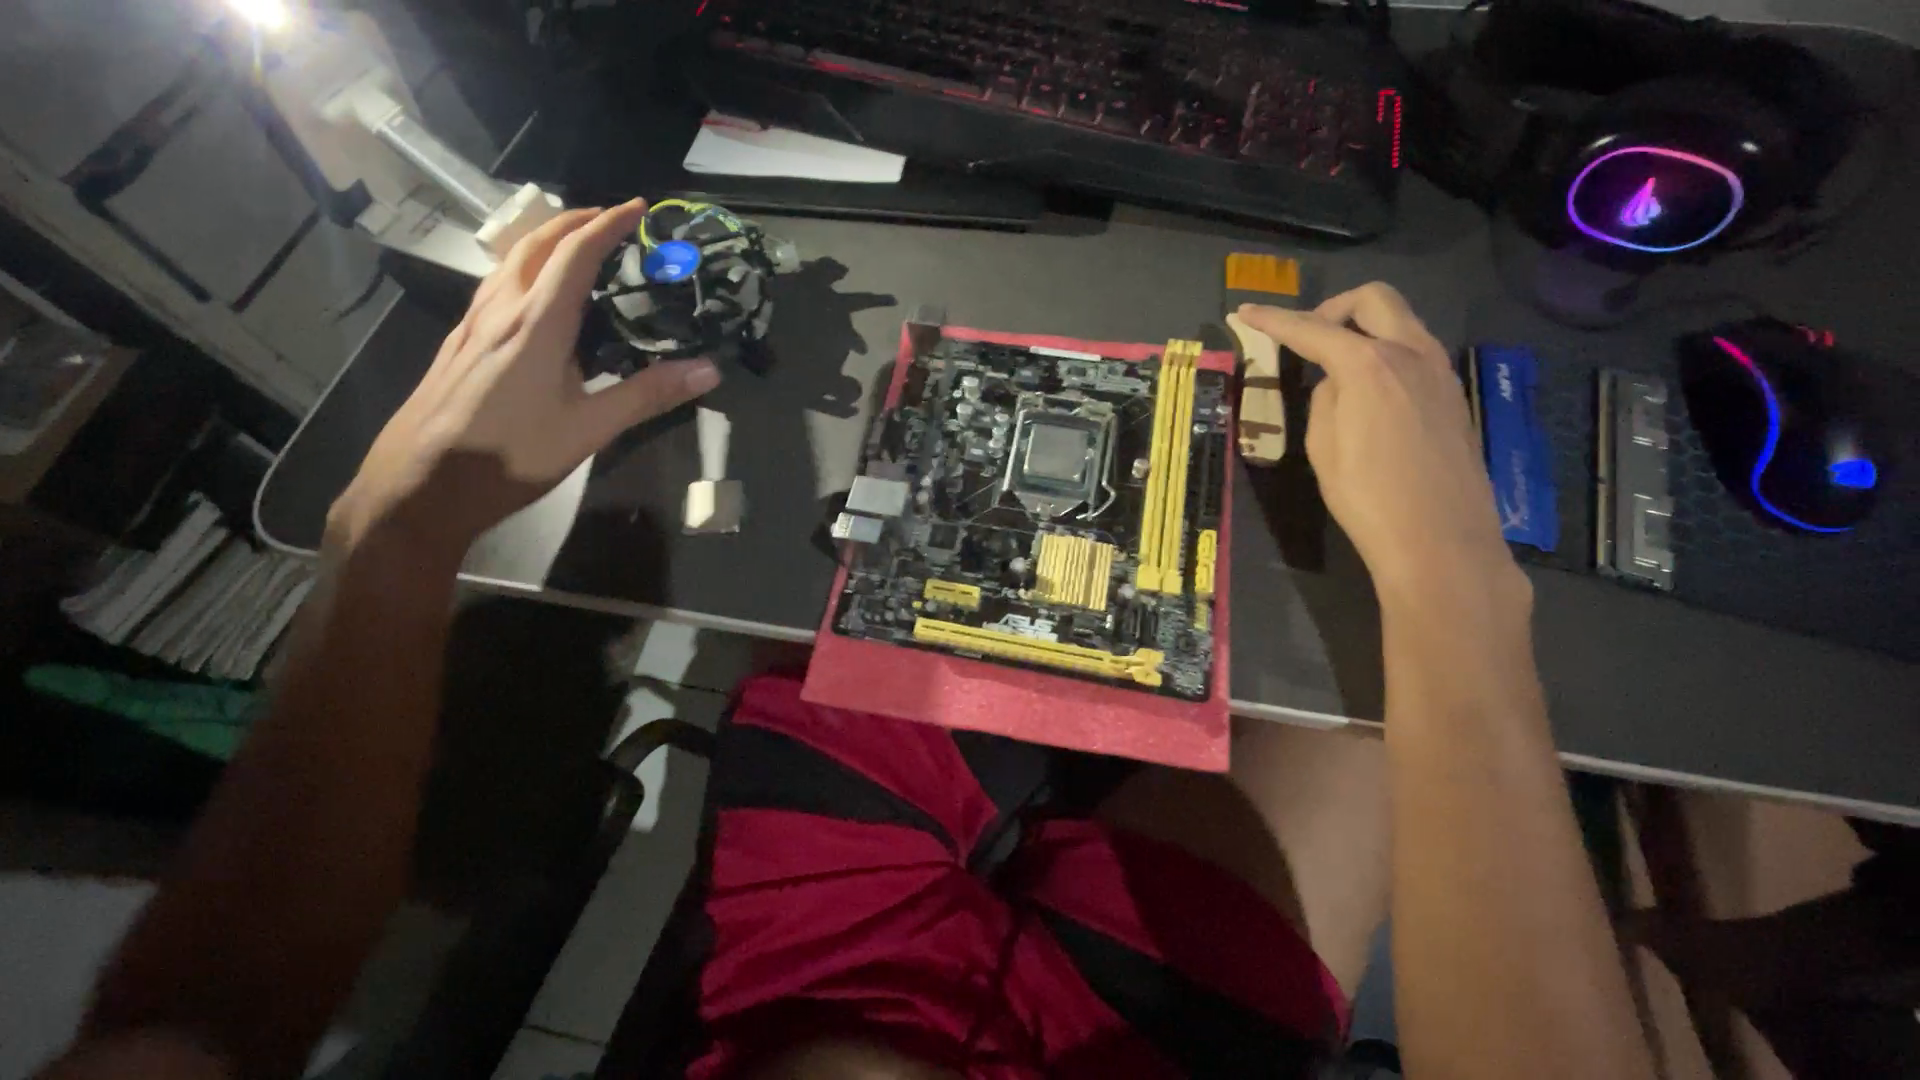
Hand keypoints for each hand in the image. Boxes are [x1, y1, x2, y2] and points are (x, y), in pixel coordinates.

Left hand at [329, 200, 719, 555]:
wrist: (422, 485)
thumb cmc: (510, 457)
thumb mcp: (589, 430)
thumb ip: (648, 395)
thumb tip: (708, 370)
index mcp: (537, 323)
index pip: (574, 253)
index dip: (608, 224)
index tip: (639, 208)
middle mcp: (500, 310)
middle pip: (535, 243)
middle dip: (575, 221)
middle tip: (613, 221)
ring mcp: (472, 325)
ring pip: (508, 261)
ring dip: (546, 241)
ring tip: (579, 248)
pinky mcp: (459, 344)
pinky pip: (495, 286)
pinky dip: (525, 269)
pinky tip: (536, 298)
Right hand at [1236, 284, 1521, 606]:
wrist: (1440, 539)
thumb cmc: (1368, 498)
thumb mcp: (1324, 448)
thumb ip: (1325, 400)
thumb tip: (1336, 383)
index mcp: (1369, 364)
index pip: (1312, 329)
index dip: (1274, 320)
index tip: (1246, 312)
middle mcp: (1411, 353)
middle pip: (1373, 299)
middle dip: (1332, 307)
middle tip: (1307, 336)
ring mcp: (1439, 371)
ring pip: (1400, 321)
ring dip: (1364, 328)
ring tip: (1336, 365)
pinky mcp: (1453, 395)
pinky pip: (1415, 352)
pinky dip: (1386, 353)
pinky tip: (1369, 392)